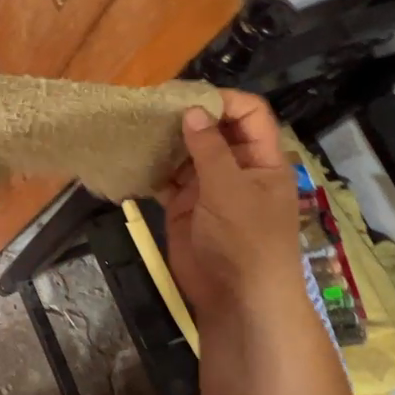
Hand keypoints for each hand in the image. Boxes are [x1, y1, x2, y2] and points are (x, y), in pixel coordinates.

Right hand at [157, 90, 305, 323]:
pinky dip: (151, 168)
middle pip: (214, 130)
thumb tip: (192, 111)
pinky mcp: (183, 207)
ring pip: (186, 153)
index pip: (249, 115)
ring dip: (166, 141)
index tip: (187, 97)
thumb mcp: (231, 190)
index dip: (223, 101)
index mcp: (262, 160)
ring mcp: (208, 188)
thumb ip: (210, 150)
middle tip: (152, 107)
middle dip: (187, 117)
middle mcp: (236, 168)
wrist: (236, 298)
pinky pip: (166, 179)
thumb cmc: (245, 241)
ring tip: (137, 127)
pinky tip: (132, 157)